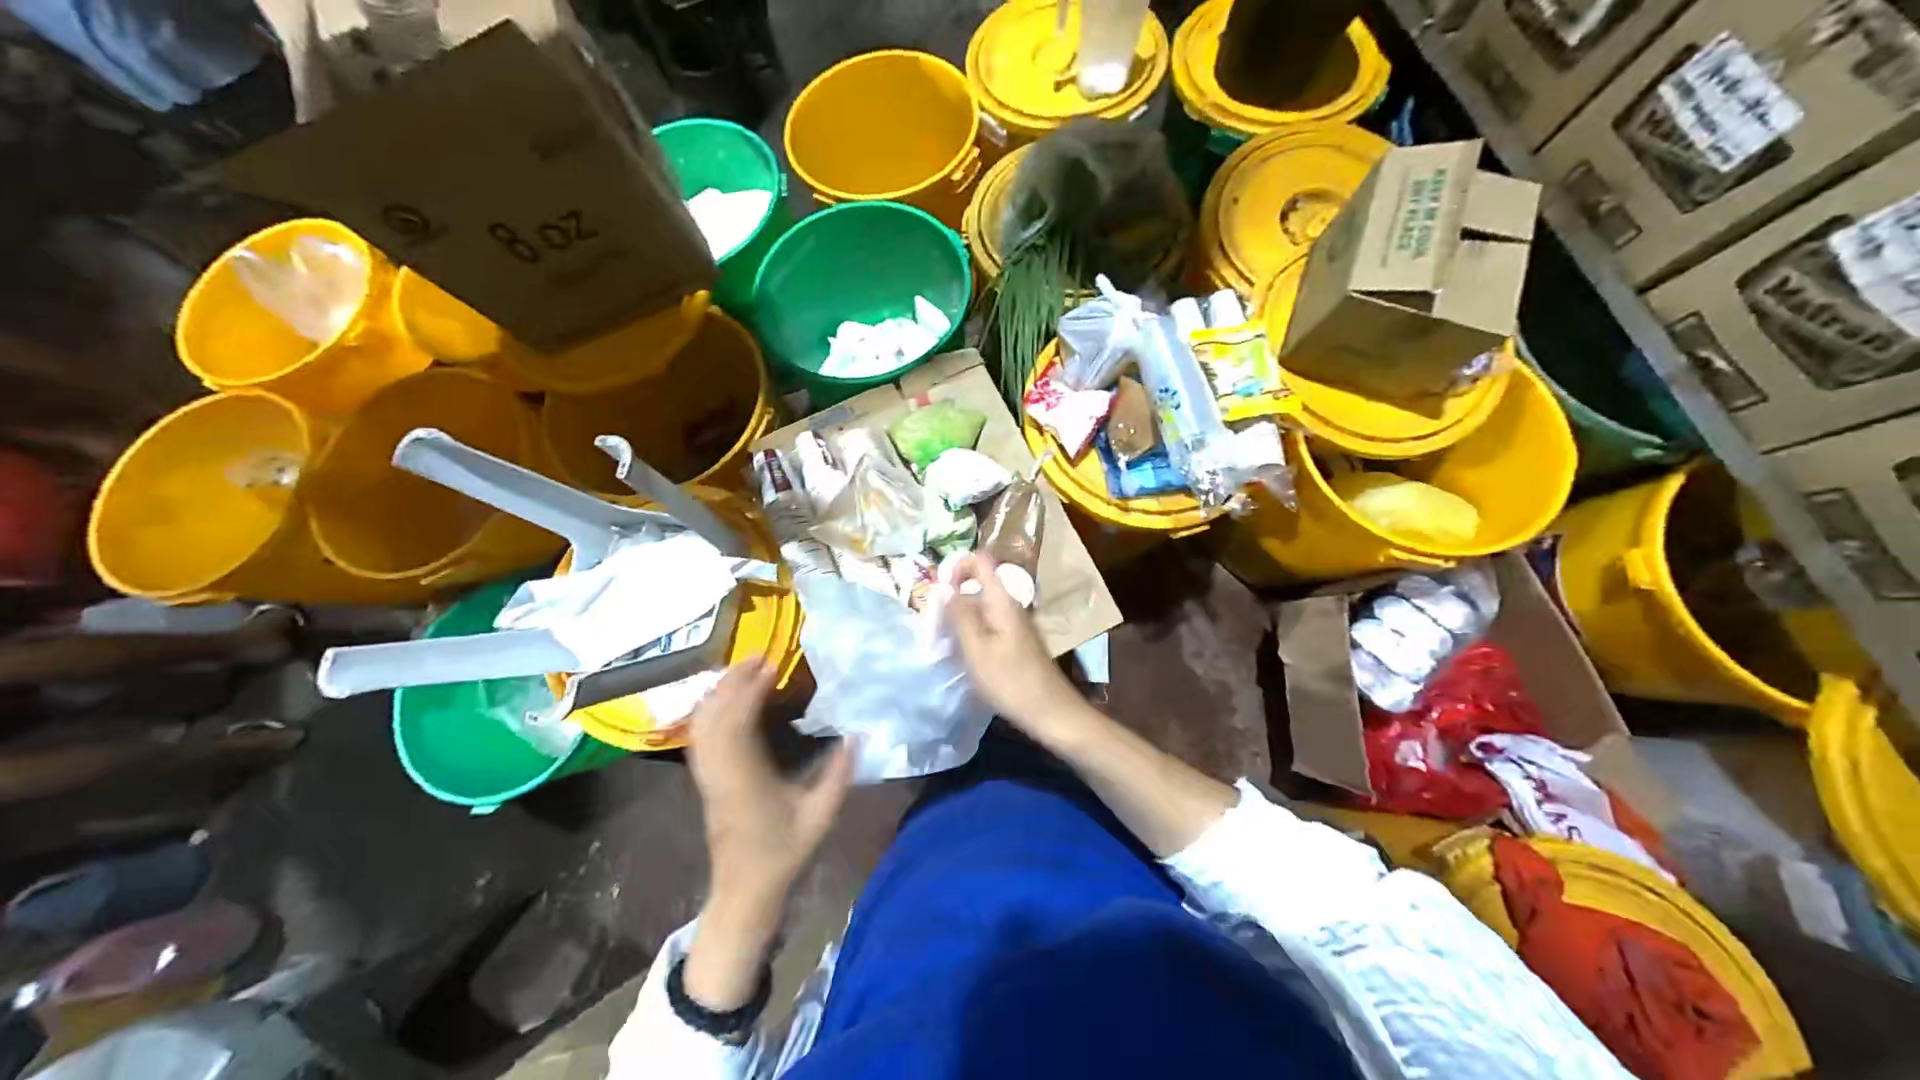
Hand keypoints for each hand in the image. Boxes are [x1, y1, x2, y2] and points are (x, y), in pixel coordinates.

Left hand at [687, 658, 853, 906]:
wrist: (745, 893)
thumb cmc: (784, 854)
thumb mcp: (821, 817)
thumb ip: (839, 775)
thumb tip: (857, 735)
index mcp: (746, 778)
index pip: (738, 722)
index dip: (750, 689)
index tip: (771, 666)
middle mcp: (720, 772)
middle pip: (714, 715)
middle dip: (732, 680)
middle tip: (758, 656)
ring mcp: (707, 777)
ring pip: (702, 724)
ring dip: (719, 692)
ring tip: (742, 670)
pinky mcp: (705, 781)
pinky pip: (699, 737)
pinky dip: (709, 711)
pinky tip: (724, 700)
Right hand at [944, 553, 1083, 732]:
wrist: (1051, 711)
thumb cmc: (1010, 680)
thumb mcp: (976, 648)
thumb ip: (959, 615)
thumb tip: (946, 588)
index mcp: (1002, 599)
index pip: (980, 560)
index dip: (957, 567)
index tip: (941, 593)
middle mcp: (1011, 605)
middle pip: (979, 584)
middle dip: (955, 599)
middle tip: (938, 627)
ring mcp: (1016, 624)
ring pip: (982, 607)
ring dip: (962, 620)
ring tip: (949, 646)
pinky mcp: (1017, 642)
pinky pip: (990, 625)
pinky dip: (974, 634)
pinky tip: (968, 658)